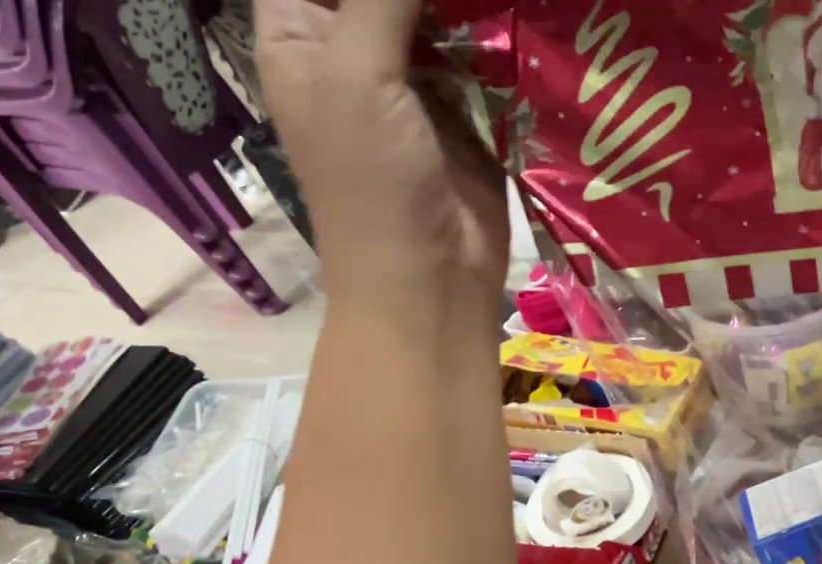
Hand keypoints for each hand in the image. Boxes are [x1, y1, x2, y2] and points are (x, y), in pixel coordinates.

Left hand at [255, 0, 507, 328]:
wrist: (433, 277)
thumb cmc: (372, 181)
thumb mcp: (358, 73)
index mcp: (304, 34)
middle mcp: (357, 51)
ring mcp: (417, 85)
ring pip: (443, 19)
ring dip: (471, 11)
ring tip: (503, 3)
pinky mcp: (470, 118)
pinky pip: (485, 63)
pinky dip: (501, 45)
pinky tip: (518, 25)